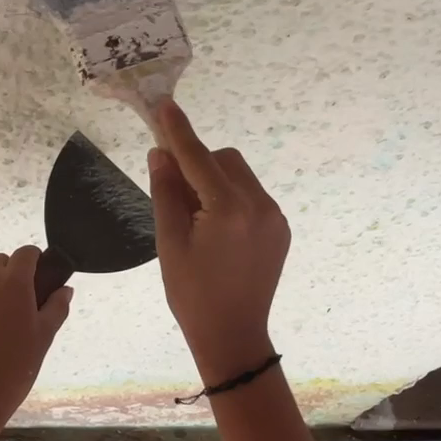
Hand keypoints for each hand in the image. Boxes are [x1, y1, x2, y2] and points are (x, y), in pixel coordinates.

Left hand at [0, 247, 72, 436]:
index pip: (26, 253)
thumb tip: (65, 289)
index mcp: (13, 282)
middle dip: (11, 276)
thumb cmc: (16, 367)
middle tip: (19, 307)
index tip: (39, 278)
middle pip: (0, 263)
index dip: (34, 261)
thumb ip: (57, 307)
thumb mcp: (44, 337)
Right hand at [147, 99, 290, 382]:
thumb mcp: (169, 241)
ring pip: (239, 175)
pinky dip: (230, 197)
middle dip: (197, 162)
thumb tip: (160, 152)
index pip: (197, 158)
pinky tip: (215, 227)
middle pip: (224, 160)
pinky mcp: (280, 229)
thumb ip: (166, 192)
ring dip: (214, 179)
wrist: (233, 335)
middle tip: (172, 188)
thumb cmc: (191, 293)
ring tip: (195, 214)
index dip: (178, 131)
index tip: (163, 104)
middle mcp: (259, 206)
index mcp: (228, 210)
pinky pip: (251, 195)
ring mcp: (275, 217)